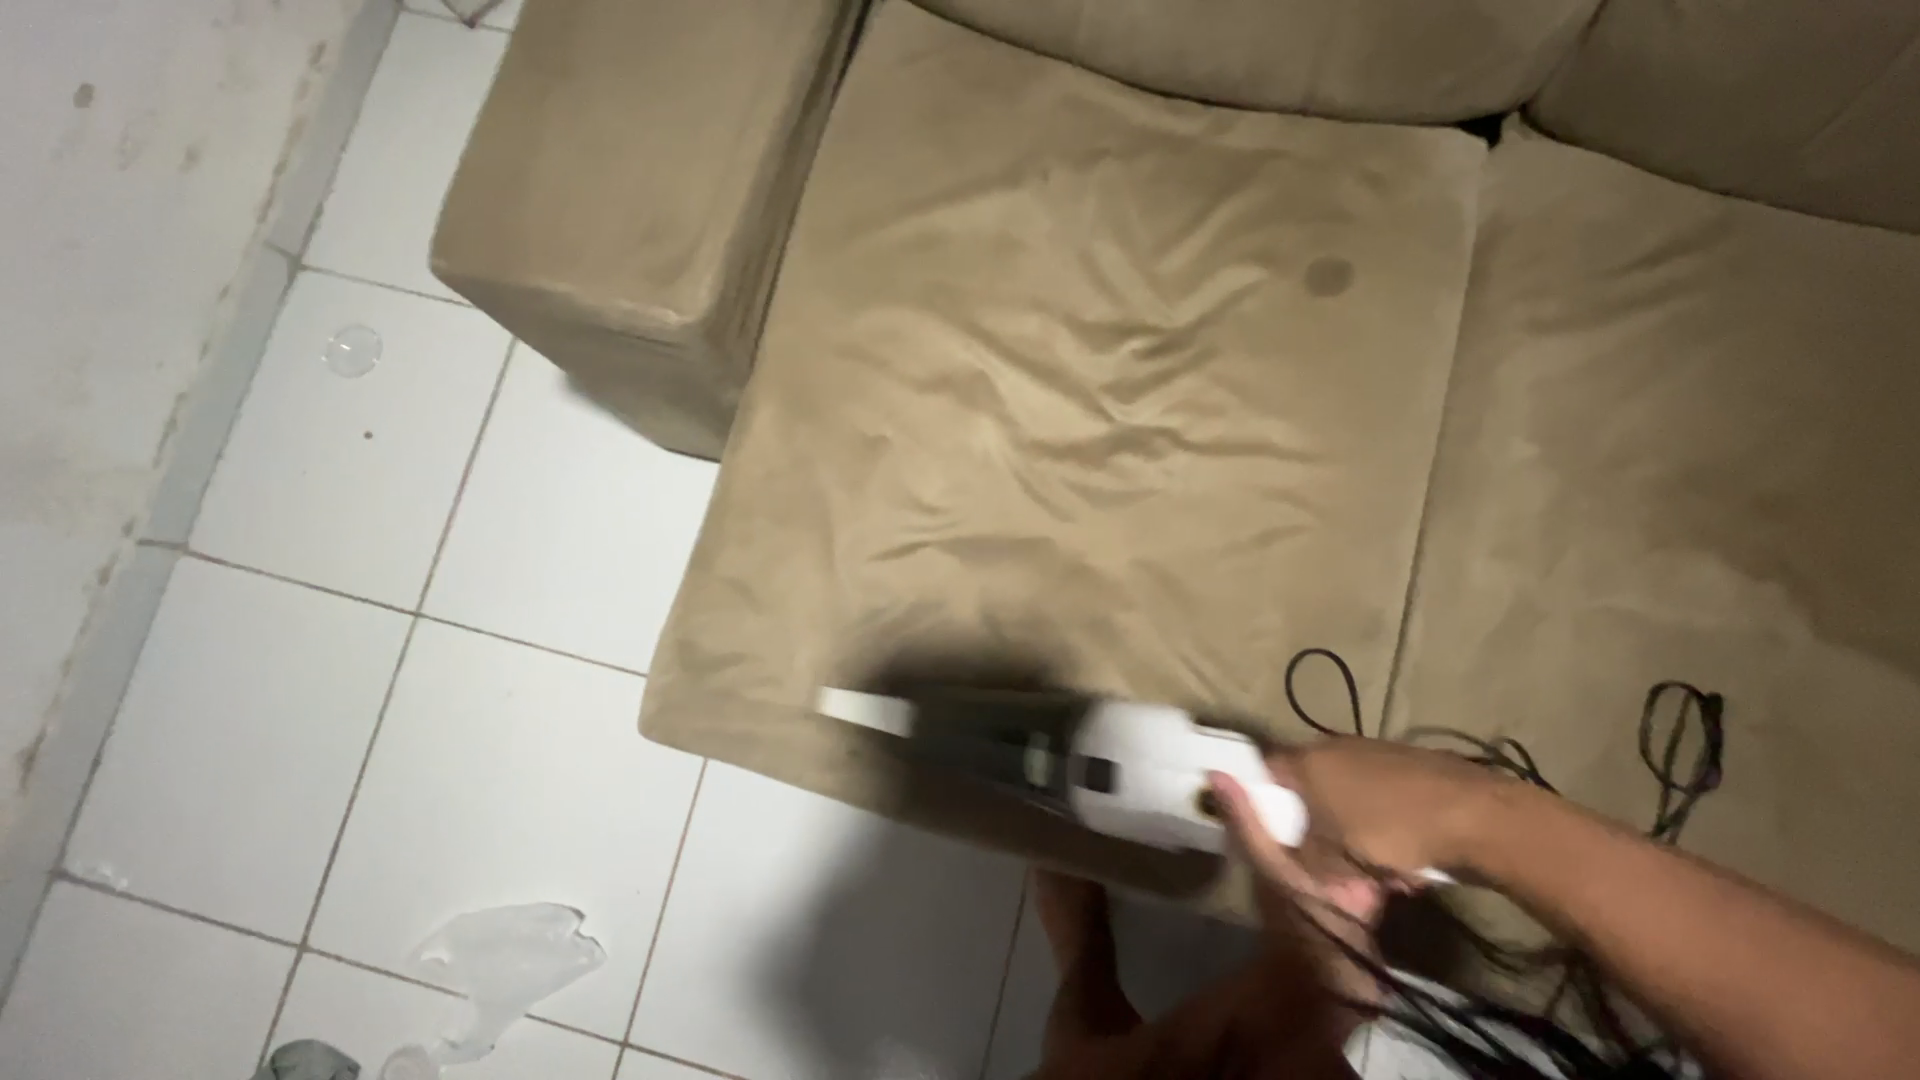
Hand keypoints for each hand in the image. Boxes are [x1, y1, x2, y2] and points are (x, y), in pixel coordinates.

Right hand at [1217, 737, 1513, 884]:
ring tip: (1368, 858)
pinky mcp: (1407, 759)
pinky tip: (1401, 846)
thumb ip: (1303, 856)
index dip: (1260, 800)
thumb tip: (1289, 859)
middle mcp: (1332, 745)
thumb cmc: (1392, 833)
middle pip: (1304, 780)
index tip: (1270, 830)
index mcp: (1305, 761)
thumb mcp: (1335, 859)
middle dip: (1308, 815)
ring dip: (1345, 816)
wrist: (1477, 816)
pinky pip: (1376, 789)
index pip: (1264, 771)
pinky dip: (1378, 812)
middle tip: (1321, 852)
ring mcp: (1372, 749)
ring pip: (1343, 786)